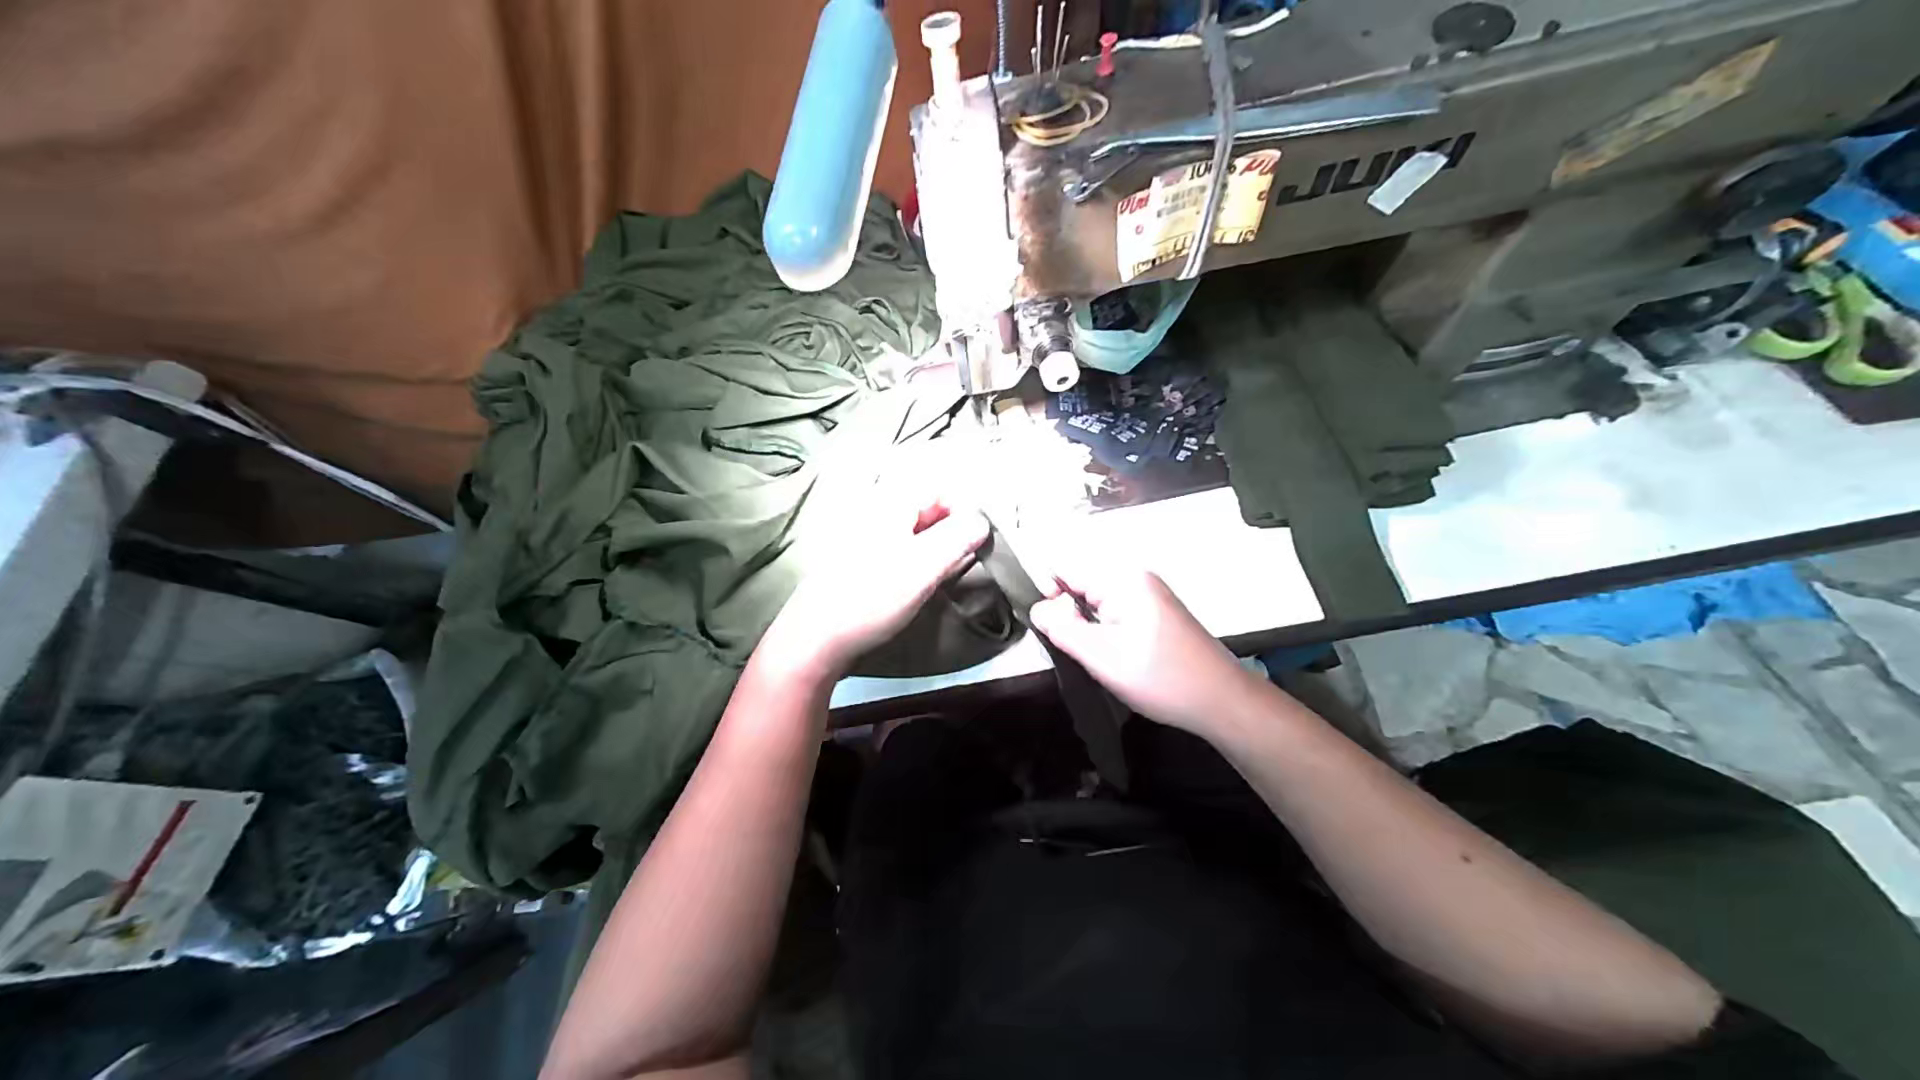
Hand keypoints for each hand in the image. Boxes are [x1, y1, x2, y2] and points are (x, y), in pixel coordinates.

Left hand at [762, 499, 988, 679]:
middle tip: (972, 553)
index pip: (940, 489)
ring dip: (938, 546)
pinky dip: (919, 560)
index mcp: (889, 504)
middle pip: (926, 508)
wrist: (815, 638)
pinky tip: (926, 579)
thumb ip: (957, 538)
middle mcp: (875, 512)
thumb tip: (982, 520)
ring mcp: (864, 538)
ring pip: (914, 531)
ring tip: (953, 567)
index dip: (966, 509)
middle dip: (954, 528)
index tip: (982, 536)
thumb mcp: (923, 566)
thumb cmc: (871, 597)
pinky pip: (900, 550)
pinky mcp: (859, 563)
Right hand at [1028, 567, 1266, 737]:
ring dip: (1085, 623)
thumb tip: (1038, 608)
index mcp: (1123, 579)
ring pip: (1095, 598)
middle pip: (1080, 582)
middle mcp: (1135, 577)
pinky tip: (1113, 654)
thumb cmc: (1162, 679)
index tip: (1052, 629)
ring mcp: (1148, 593)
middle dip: (1067, 611)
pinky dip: (1103, 628)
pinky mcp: (1154, 610)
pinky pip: (1114, 609)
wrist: (1222, 701)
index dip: (1048, 594)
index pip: (1064, 566)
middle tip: (1075, 648)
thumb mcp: (1103, 657)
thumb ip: (1063, 629)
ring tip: (1095, 654)